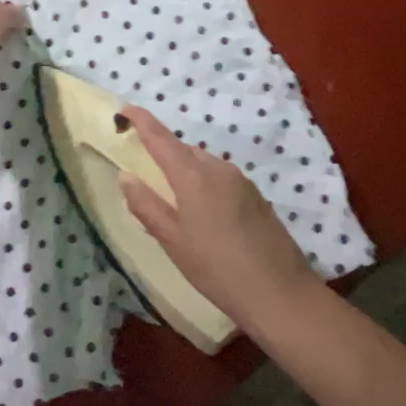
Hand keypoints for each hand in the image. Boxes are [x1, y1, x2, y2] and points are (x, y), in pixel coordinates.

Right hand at [118, 105, 323, 332]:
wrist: (281, 295)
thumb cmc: (217, 270)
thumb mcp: (172, 241)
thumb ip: (146, 205)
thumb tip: (127, 176)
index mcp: (193, 177)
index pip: (160, 138)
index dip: (141, 120)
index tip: (124, 110)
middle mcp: (218, 169)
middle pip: (183, 149)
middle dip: (161, 150)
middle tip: (143, 166)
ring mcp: (241, 181)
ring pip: (203, 163)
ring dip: (184, 169)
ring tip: (170, 195)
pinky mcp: (256, 196)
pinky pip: (220, 177)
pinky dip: (203, 182)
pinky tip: (201, 211)